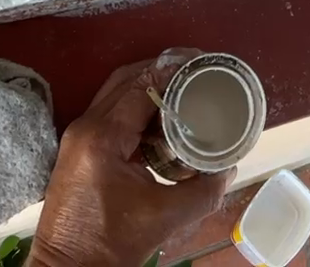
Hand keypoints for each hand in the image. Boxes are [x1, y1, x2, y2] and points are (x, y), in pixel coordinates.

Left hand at [32, 51, 232, 266]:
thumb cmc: (109, 246)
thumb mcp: (163, 219)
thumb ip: (203, 191)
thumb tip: (230, 169)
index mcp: (104, 136)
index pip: (143, 85)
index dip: (174, 69)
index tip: (203, 64)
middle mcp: (87, 126)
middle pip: (128, 78)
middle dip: (163, 70)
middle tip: (196, 70)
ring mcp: (79, 136)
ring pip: (118, 91)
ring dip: (150, 85)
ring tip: (184, 88)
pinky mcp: (80, 148)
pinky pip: (112, 110)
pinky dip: (138, 105)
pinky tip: (163, 116)